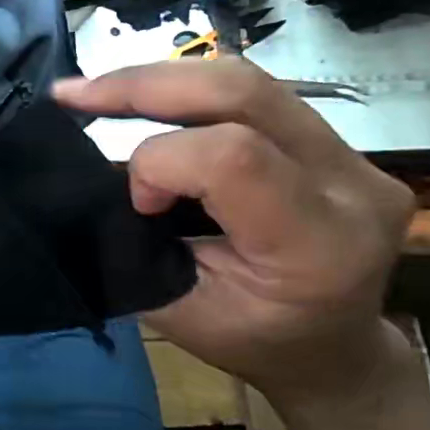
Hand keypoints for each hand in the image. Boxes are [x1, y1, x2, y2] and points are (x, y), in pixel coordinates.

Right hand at [54, 60, 415, 411]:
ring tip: (100, 90)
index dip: (162, 164)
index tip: (140, 204)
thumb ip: (144, 247)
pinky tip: (149, 99)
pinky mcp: (339, 142)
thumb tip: (99, 180)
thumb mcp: (183, 313)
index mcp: (317, 245)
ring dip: (162, 80)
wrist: (332, 349)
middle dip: (145, 85)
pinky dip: (190, 94)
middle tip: (74, 94)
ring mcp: (354, 155)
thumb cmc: (253, 342)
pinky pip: (256, 97)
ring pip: (248, 81)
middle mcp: (350, 185)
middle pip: (243, 92)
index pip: (232, 157)